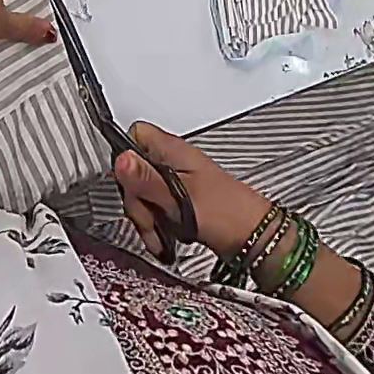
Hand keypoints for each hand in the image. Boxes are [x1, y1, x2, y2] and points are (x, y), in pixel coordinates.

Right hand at [114, 122, 272, 259]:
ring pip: (142, 194)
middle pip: (134, 172)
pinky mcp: (180, 201)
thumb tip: (120, 160)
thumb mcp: (178, 197)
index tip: (129, 182)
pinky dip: (156, 225)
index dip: (125, 158)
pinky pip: (155, 209)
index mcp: (172, 150)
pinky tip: (165, 237)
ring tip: (160, 233)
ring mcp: (176, 182)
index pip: (135, 136)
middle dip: (137, 201)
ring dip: (146, 218)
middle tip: (149, 216)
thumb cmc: (226, 213)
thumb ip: (146, 180)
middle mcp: (173, 162)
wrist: (253, 238)